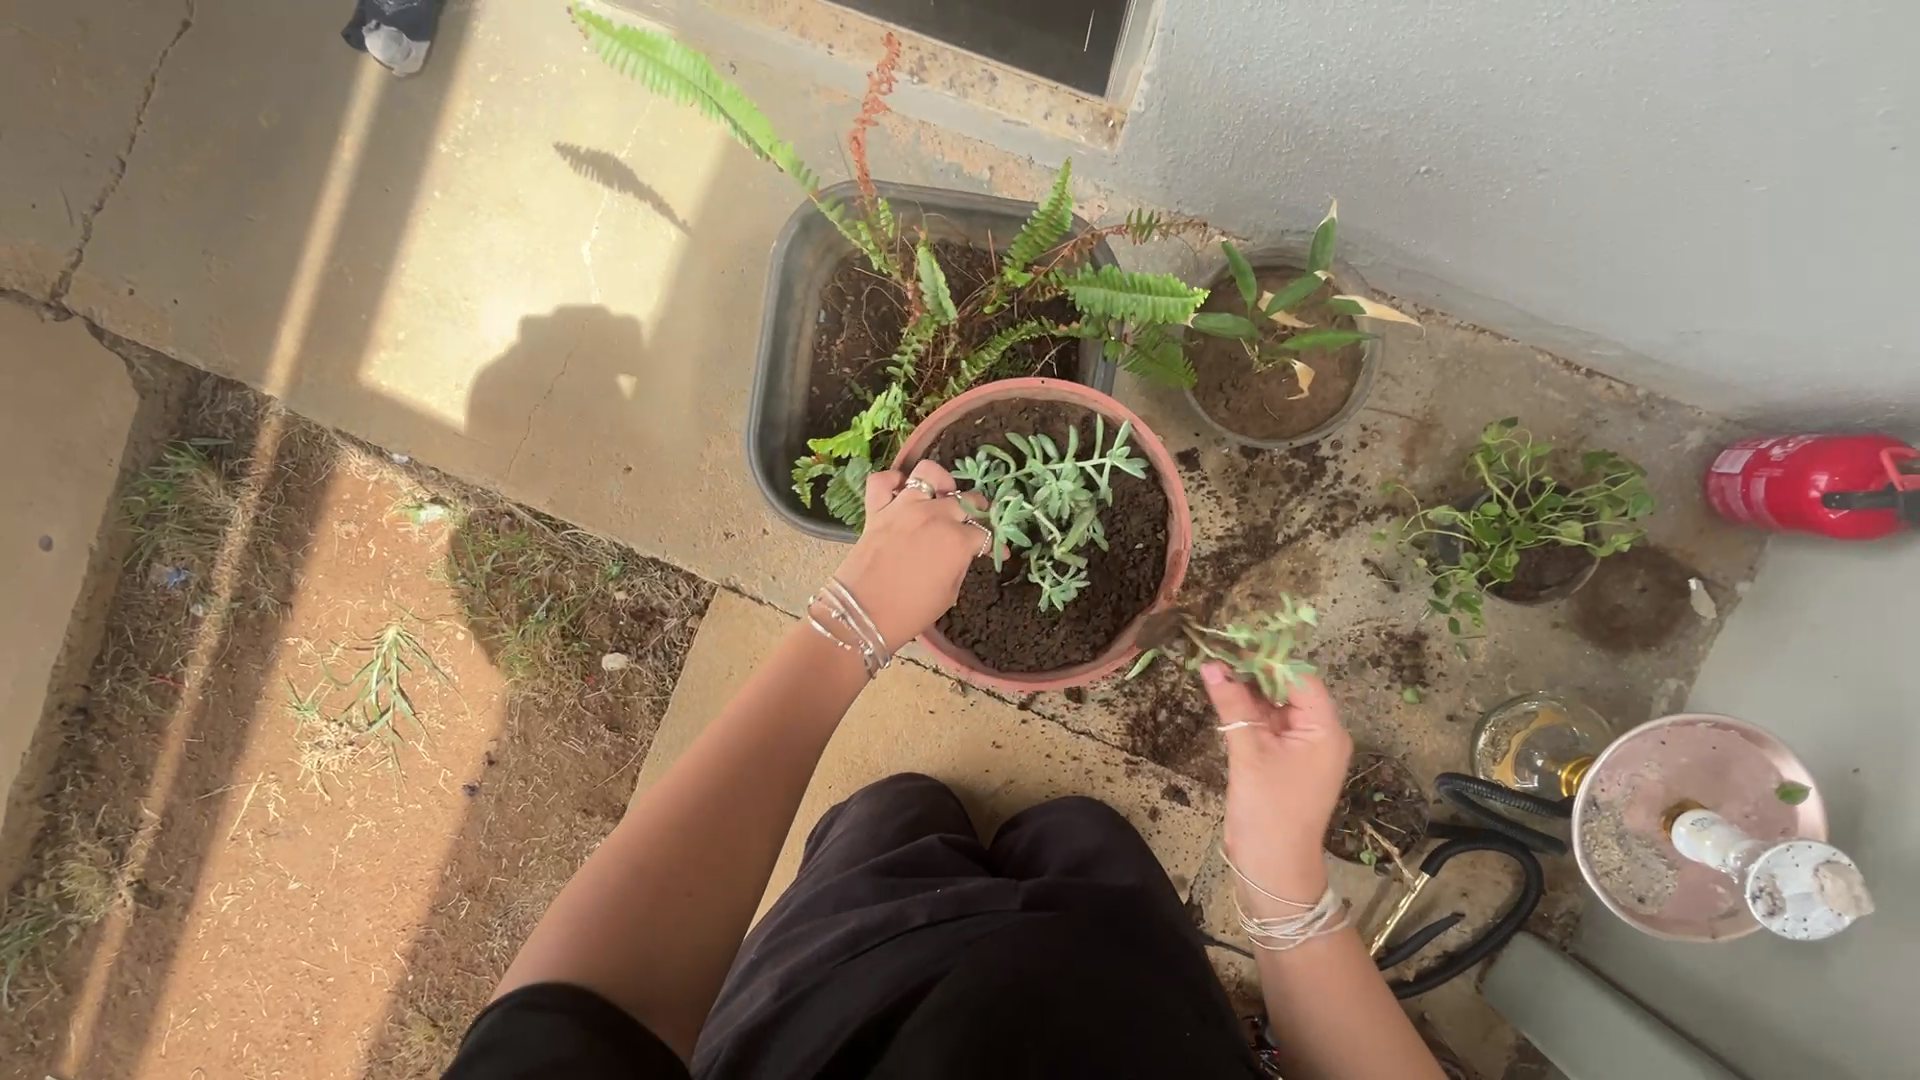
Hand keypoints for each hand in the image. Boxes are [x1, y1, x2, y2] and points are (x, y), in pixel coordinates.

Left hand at [831, 460, 989, 648]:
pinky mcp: (876, 510)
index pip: (985, 532)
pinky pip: (883, 480)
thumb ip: (960, 563)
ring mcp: (903, 508)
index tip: (994, 550)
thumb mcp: (950, 593)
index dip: (992, 542)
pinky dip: (893, 481)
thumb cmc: (910, 612)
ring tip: (942, 497)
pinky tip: (901, 493)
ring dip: (941, 483)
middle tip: (973, 523)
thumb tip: (966, 551)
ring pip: (928, 474)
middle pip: (965, 500)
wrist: (862, 614)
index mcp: (957, 540)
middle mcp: (934, 516)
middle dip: (976, 510)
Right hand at [1204, 666, 1351, 912]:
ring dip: (1248, 689)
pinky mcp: (1286, 760)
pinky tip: (1223, 696)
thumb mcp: (1248, 752)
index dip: (1266, 656)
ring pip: (1275, 704)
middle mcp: (1320, 733)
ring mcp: (1303, 747)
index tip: (1232, 641)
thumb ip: (1231, 704)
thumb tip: (1211, 664)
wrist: (1273, 867)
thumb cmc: (1269, 810)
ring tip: (1214, 668)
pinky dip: (1248, 711)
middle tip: (1217, 652)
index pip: (1298, 677)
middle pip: (1288, 687)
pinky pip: (1269, 724)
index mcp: (1325, 729)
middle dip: (1254, 670)